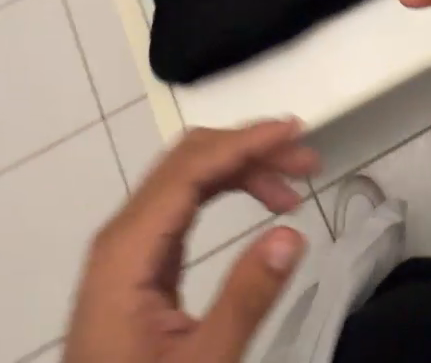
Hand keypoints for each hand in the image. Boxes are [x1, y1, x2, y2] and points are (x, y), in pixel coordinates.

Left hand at [64, 120, 318, 361]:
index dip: (244, 142)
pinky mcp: (139, 262)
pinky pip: (185, 203)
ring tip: (295, 184)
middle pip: (189, 160)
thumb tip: (293, 234)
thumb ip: (244, 300)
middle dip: (250, 149)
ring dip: (242, 167)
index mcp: (128, 249)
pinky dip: (226, 190)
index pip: (190, 167)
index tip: (293, 131)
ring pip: (188, 177)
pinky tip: (260, 200)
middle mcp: (123, 234)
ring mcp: (129, 246)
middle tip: (307, 162)